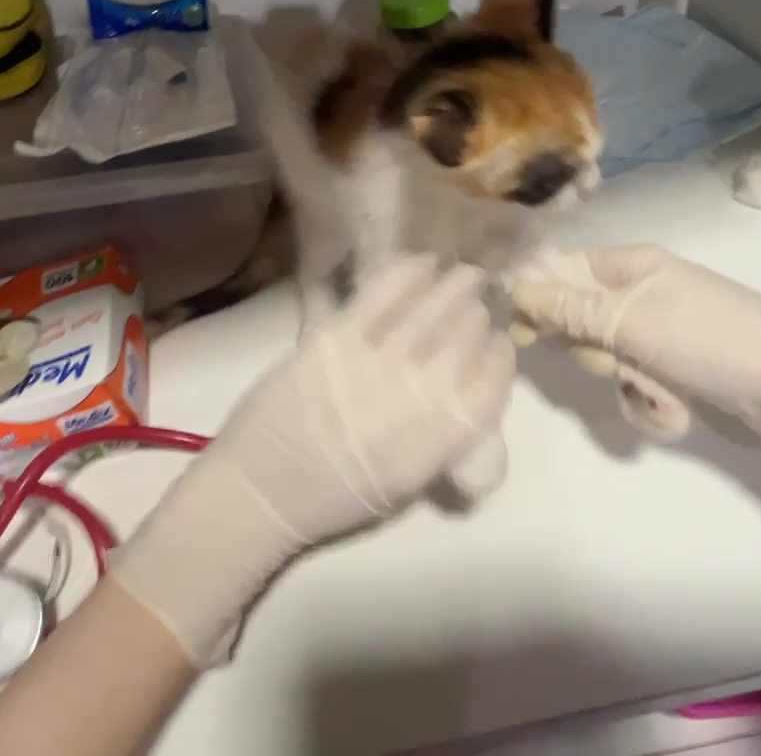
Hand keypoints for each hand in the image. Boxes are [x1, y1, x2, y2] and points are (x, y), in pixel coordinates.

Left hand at [112, 255, 518, 665]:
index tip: (499, 342)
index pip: (490, 389)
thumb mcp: (403, 485)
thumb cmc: (330, 497)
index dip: (500, 359)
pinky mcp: (333, 339)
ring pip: (431, 313)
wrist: (260, 490)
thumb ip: (440, 438)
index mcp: (435, 447)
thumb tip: (462, 390)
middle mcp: (414, 400)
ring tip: (461, 274)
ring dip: (452, 288)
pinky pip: (381, 296)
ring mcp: (373, 365)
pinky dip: (406, 274)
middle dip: (476, 315)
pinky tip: (420, 262)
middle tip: (478, 298)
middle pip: (464, 341)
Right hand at [507, 245, 760, 543]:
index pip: (560, 270)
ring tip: (656, 391)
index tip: (523, 335)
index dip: (536, 299)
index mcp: (632, 265)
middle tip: (612, 362)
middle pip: (579, 320)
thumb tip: (510, 286)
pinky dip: (649, 403)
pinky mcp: (679, 371)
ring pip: (606, 359)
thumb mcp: (629, 321)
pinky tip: (675, 412)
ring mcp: (662, 333)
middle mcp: (642, 293)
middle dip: (591, 351)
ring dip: (624, 383)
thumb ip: (565, 307)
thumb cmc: (713, 341)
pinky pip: (637, 385)